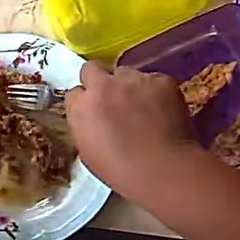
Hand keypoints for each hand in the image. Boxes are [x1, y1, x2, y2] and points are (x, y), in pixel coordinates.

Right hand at [64, 61, 200, 194]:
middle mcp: (103, 85)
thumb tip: (92, 115)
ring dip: (130, 86)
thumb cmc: (120, 169)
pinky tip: (163, 110)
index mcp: (81, 106)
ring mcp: (133, 79)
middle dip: (100, 80)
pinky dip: (156, 92)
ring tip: (144, 108)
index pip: (75, 92)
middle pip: (93, 69)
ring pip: (126, 74)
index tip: (94, 111)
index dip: (86, 101)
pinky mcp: (160, 80)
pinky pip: (153, 80)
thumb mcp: (87, 150)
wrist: (162, 168)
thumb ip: (85, 124)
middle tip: (113, 99)